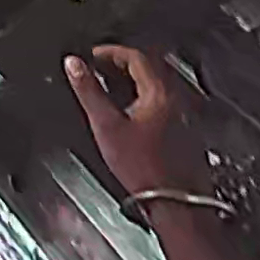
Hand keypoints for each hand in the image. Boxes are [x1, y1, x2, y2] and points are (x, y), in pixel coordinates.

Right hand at [64, 45, 208, 194]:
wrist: (175, 207)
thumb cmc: (145, 171)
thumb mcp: (106, 125)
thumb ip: (88, 91)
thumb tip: (74, 64)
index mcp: (159, 93)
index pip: (135, 56)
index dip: (111, 51)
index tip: (94, 55)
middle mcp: (176, 100)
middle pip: (150, 66)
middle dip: (122, 62)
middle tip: (101, 66)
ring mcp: (184, 116)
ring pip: (157, 84)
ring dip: (133, 78)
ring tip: (111, 86)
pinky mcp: (185, 132)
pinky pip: (163, 101)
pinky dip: (143, 95)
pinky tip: (130, 111)